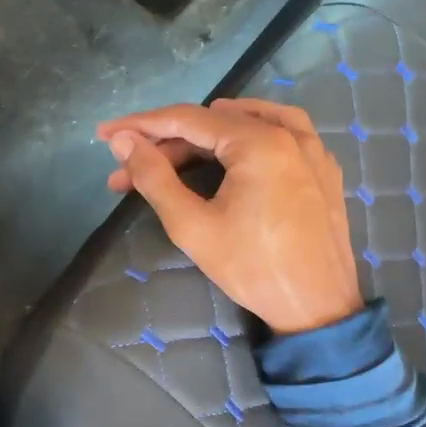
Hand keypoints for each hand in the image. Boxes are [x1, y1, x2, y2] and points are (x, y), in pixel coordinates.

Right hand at [97, 99, 361, 333]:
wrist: (316, 307)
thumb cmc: (250, 266)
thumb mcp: (190, 224)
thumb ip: (152, 176)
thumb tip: (122, 141)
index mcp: (259, 143)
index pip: (187, 119)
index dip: (140, 124)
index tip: (105, 134)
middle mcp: (289, 135)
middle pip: (213, 123)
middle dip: (165, 143)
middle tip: (127, 168)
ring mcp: (311, 150)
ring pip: (246, 122)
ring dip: (202, 135)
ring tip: (167, 154)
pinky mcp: (321, 169)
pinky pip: (280, 132)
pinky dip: (245, 133)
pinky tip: (227, 150)